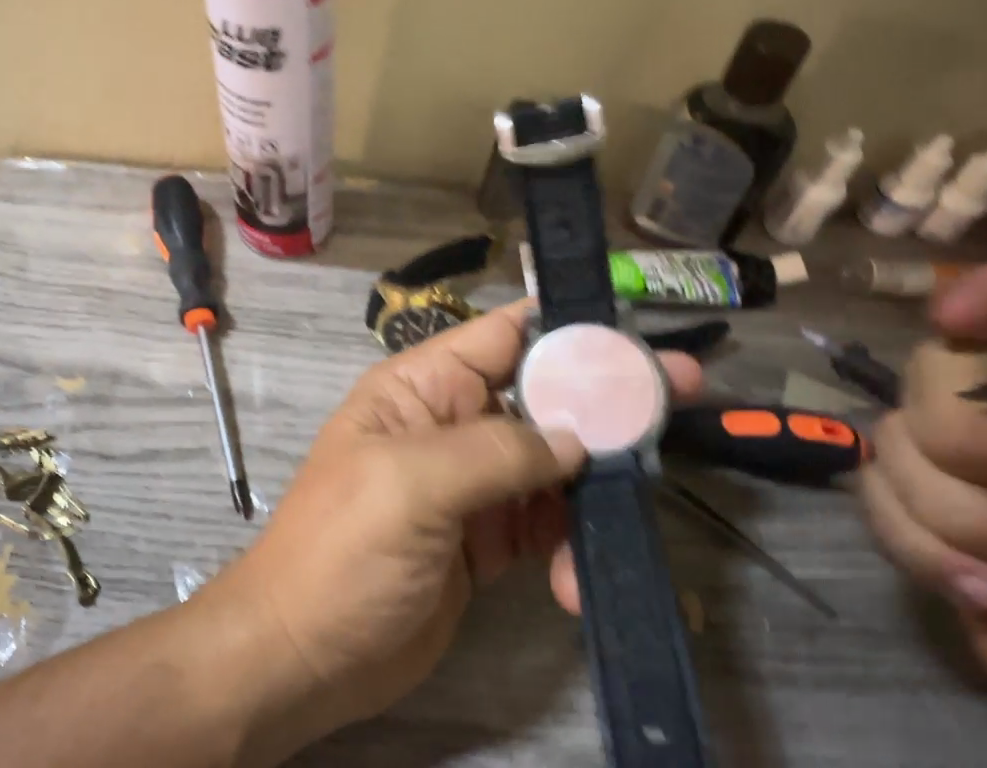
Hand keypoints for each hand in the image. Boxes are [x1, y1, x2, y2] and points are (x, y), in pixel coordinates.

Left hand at [204, 301, 701, 747]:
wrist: (304, 656)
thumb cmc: (343, 552)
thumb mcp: (411, 484)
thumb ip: (498, 451)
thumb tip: (576, 438)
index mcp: (421, 389)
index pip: (502, 336)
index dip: (565, 329)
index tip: (634, 333)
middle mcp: (451, 426)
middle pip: (542, 398)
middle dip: (605, 403)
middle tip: (682, 395)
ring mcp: (472, 485)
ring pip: (554, 466)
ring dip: (592, 493)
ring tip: (625, 521)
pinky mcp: (487, 540)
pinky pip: (546, 526)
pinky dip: (569, 548)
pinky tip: (572, 584)